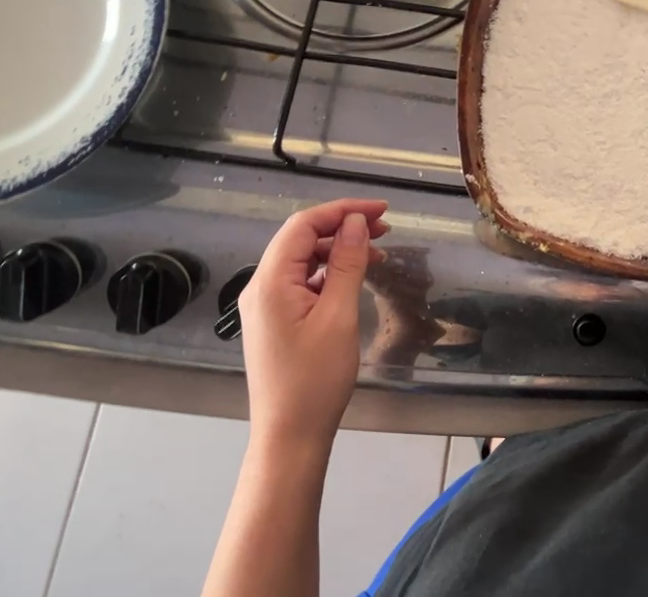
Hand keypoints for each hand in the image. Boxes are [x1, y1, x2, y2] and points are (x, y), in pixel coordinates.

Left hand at [237, 199, 389, 446]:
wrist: (290, 437)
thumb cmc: (315, 379)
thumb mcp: (338, 316)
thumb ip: (346, 263)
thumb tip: (356, 223)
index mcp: (270, 281)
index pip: (303, 225)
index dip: (342, 210)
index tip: (381, 210)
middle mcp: (261, 287)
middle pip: (301, 238)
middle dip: (342, 226)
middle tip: (385, 227)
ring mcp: (267, 305)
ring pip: (303, 259)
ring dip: (338, 248)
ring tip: (377, 251)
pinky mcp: (276, 320)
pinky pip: (303, 281)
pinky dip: (330, 271)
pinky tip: (356, 276)